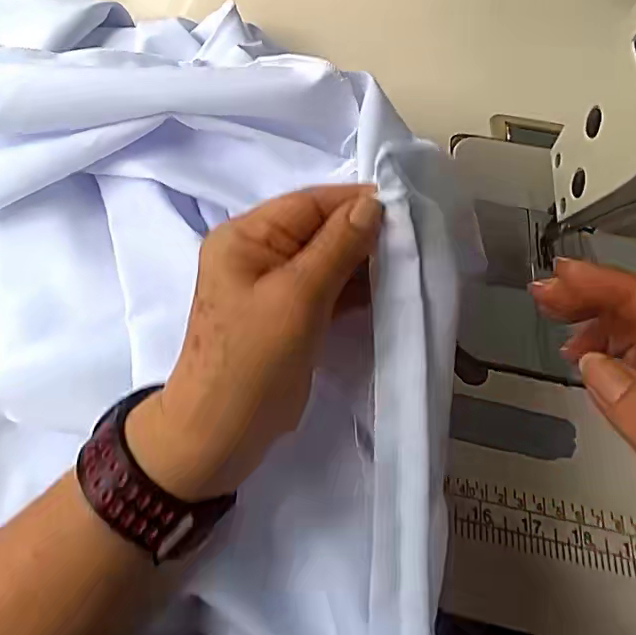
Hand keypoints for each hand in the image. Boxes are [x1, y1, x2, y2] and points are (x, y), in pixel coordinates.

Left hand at [127, 185, 383, 500]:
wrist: (220, 432)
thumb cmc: (253, 360)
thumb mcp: (298, 296)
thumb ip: (336, 247)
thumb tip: (371, 205)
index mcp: (243, 237)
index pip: (305, 204)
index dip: (353, 202)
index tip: (405, 205)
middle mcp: (252, 254)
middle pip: (315, 230)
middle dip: (361, 233)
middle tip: (414, 238)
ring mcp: (267, 286)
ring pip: (322, 260)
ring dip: (361, 262)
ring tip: (408, 262)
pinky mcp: (283, 315)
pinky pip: (321, 289)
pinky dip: (351, 289)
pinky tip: (387, 289)